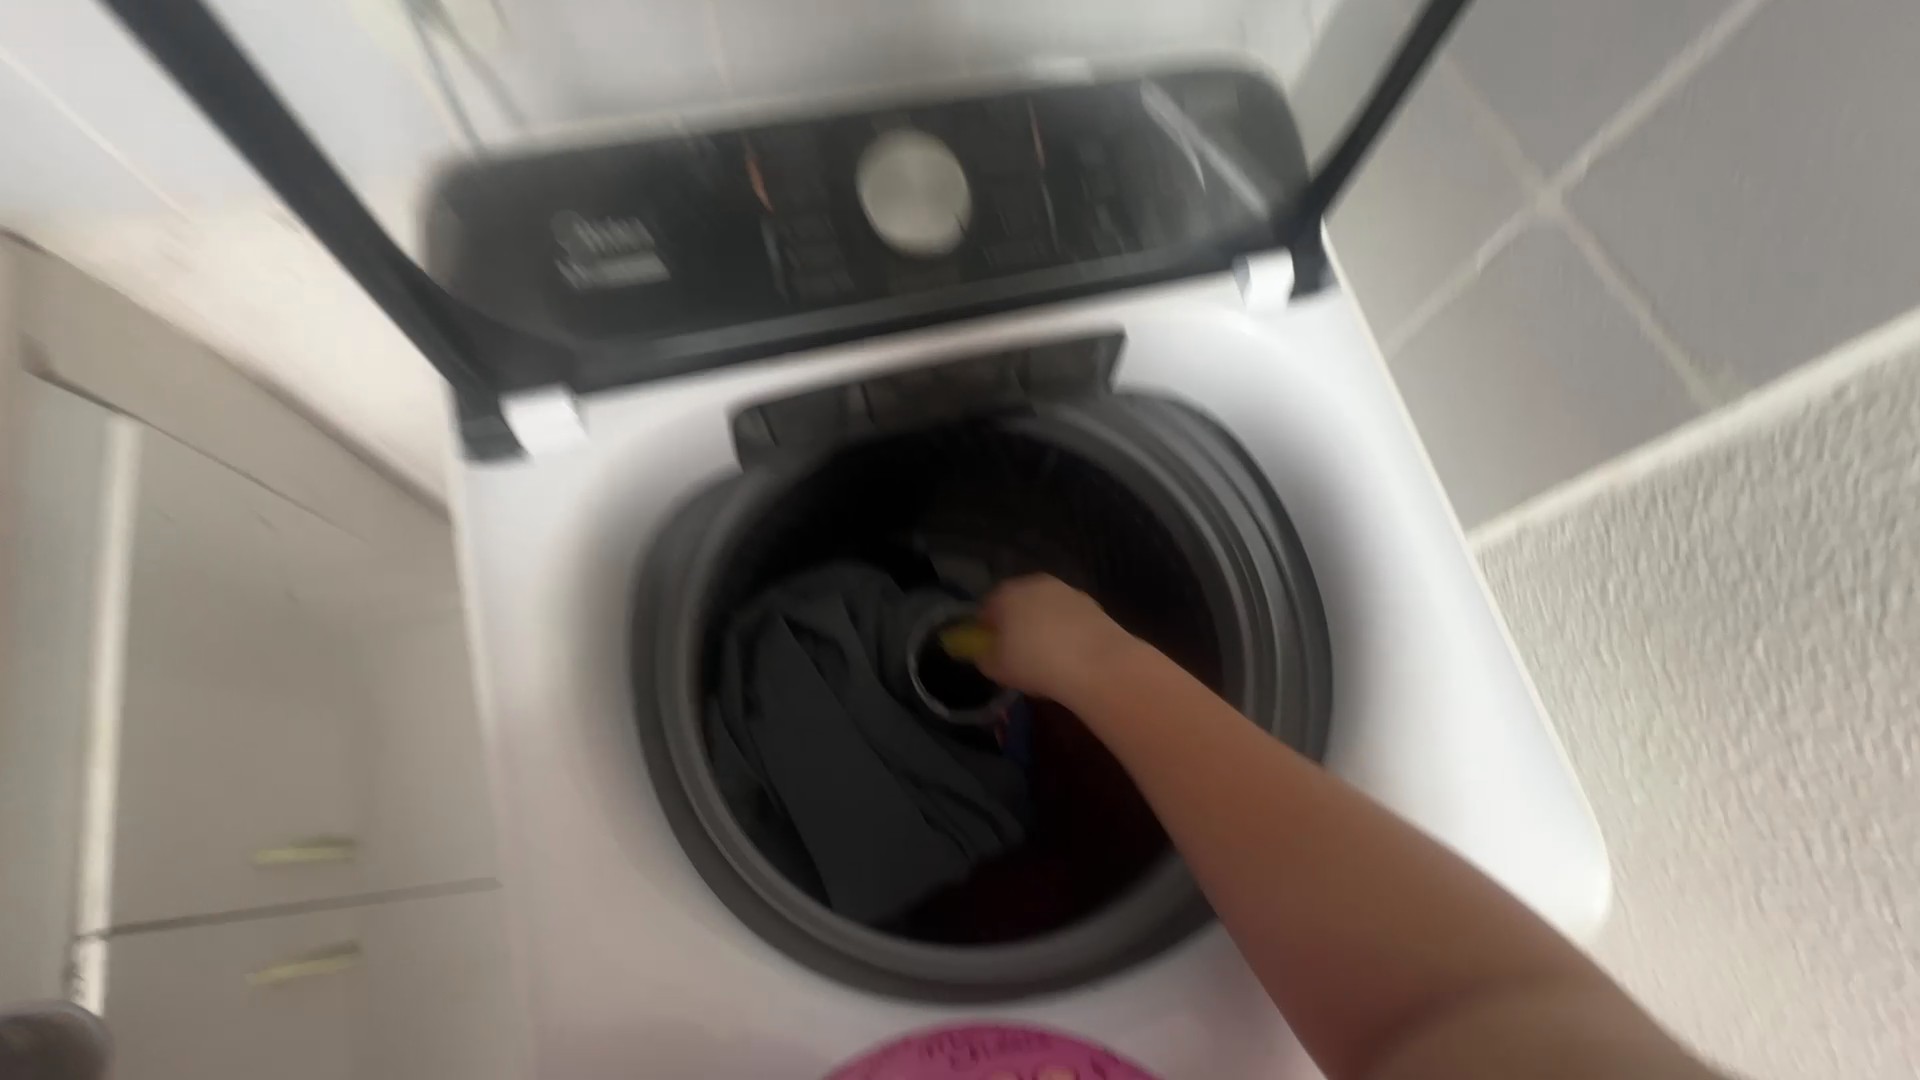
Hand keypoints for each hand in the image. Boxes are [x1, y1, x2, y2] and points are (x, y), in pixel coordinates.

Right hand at [975, 575, 1139, 703]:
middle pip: (1018, 602)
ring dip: (1043, 625)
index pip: (986, 607)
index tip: (990, 648)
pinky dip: (1067, 631)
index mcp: (1006, 594)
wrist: (1096, 663)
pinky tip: (1070, 655)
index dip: (985, 628)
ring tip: (1047, 656)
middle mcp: (1034, 583)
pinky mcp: (1092, 603)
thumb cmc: (1035, 662)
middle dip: (1015, 623)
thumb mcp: (996, 668)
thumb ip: (984, 656)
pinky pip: (1069, 617)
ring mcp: (1066, 591)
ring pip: (1046, 608)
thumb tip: (986, 651)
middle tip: (1017, 652)